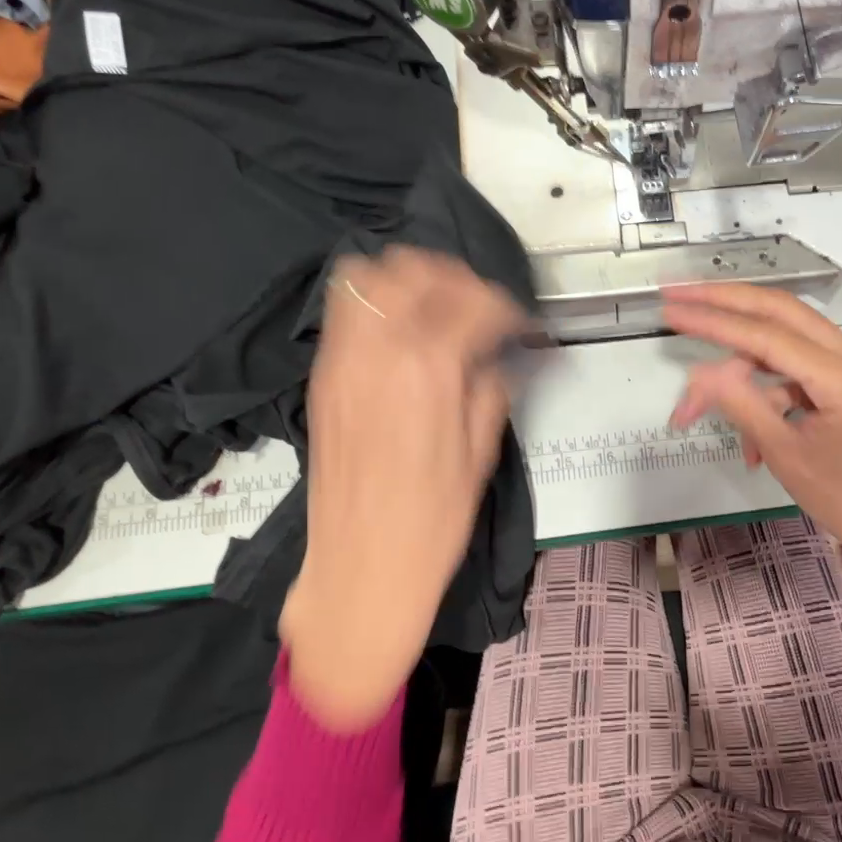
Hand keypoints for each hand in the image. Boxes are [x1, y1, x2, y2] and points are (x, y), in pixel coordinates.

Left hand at [285, 247, 526, 730]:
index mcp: (430, 369)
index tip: (519, 324)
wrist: (360, 569)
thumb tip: (491, 356)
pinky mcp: (322, 377)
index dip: (506, 306)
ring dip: (410, 282)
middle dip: (456, 280)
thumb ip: (489, 388)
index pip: (474, 301)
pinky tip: (402, 333)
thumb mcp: (481, 454)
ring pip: (369, 277)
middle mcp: (379, 351)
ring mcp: (341, 360)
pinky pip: (344, 310)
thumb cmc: (433, 522)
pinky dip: (377, 303)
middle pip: (416, 271)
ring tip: (436, 310)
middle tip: (478, 308)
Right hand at [662, 283, 841, 578]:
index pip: (768, 334)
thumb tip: (698, 370)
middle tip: (676, 293)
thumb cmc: (840, 496)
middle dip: (723, 301)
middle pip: (778, 310)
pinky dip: (764, 390)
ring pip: (784, 335)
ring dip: (739, 359)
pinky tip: (749, 441)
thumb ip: (740, 404)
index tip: (671, 309)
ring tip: (696, 397)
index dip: (715, 319)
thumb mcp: (783, 453)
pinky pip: (793, 366)